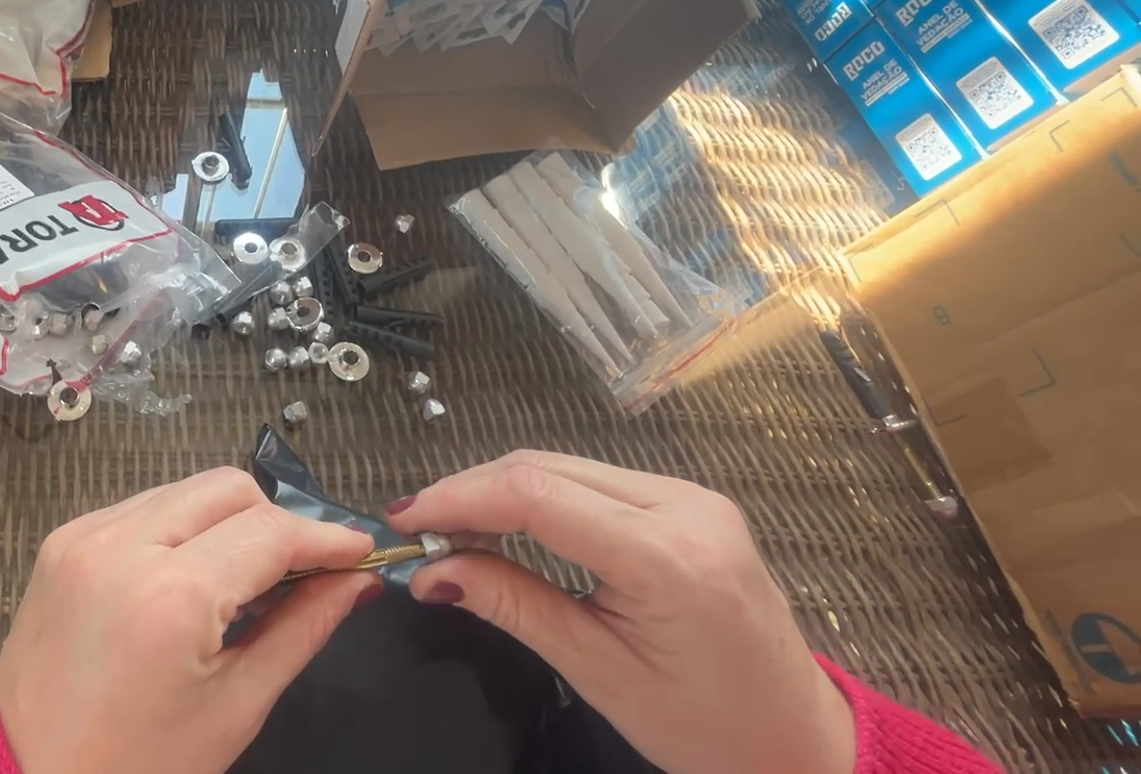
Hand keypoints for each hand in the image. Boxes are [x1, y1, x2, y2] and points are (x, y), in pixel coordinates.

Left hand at [0, 468, 379, 773]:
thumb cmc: (138, 766)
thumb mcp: (235, 707)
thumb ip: (303, 629)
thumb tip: (355, 581)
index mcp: (169, 595)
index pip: (267, 532)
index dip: (323, 537)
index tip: (359, 550)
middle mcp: (122, 542)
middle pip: (227, 487)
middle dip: (273, 519)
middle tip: (297, 570)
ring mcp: (85, 531)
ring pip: (186, 489)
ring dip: (227, 519)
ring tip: (240, 577)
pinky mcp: (65, 534)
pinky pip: (144, 506)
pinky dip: (181, 527)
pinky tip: (186, 573)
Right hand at [388, 451, 855, 773]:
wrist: (802, 741)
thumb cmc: (705, 729)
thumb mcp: (595, 670)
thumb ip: (510, 604)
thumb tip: (430, 572)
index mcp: (668, 557)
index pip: (536, 496)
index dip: (458, 498)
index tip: (404, 519)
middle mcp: (681, 504)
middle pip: (542, 468)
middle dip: (468, 491)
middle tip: (416, 525)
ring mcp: (685, 493)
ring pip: (558, 465)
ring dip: (493, 489)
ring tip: (447, 524)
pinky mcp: (680, 497)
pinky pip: (584, 478)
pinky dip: (530, 494)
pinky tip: (499, 518)